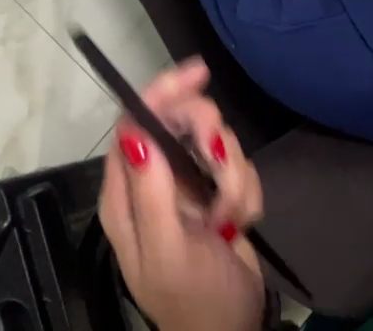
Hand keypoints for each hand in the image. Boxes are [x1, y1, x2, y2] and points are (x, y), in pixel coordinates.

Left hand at [98, 59, 266, 330]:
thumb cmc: (193, 299)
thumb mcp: (167, 252)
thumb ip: (151, 193)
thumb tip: (136, 132)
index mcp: (127, 192)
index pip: (136, 120)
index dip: (162, 91)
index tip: (198, 73)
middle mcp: (154, 180)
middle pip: (180, 121)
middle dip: (210, 139)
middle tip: (222, 166)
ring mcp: (187, 185)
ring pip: (214, 141)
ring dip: (232, 177)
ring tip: (229, 219)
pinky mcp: (216, 192)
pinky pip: (236, 165)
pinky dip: (245, 191)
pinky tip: (239, 223)